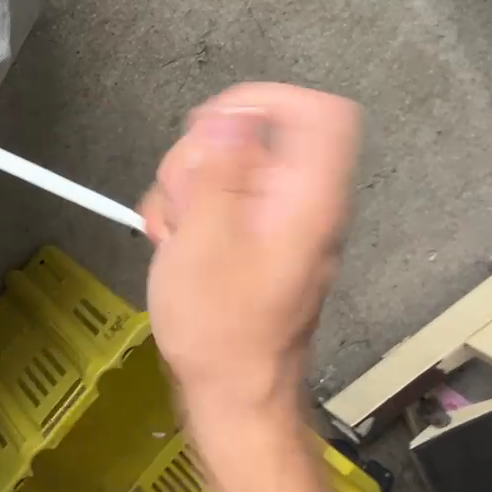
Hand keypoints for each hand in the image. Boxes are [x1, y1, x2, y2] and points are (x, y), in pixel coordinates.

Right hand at [140, 83, 359, 411]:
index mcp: (306, 199)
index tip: (208, 130)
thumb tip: (231, 115)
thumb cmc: (220, 326)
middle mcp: (297, 200)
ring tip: (178, 233)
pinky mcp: (248, 231)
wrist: (229, 390)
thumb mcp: (207, 241)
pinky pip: (211, 192)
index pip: (315, 113)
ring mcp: (271, 216)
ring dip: (181, 188)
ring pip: (220, 162)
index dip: (260, 101)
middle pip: (249, 134)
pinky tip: (175, 241)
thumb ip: (219, 172)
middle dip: (197, 158)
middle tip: (185, 202)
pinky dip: (183, 208)